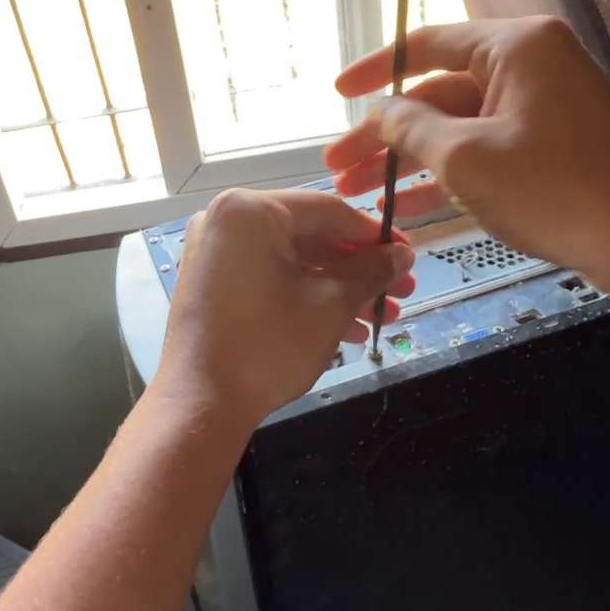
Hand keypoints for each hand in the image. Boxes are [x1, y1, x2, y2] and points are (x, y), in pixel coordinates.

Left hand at [154, 189, 415, 424]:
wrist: (201, 401)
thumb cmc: (267, 346)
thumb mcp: (329, 306)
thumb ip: (370, 273)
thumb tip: (402, 255)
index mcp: (250, 211)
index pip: (327, 209)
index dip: (373, 235)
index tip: (408, 256)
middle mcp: (226, 220)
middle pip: (309, 234)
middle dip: (358, 268)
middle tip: (402, 291)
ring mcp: (215, 251)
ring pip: (291, 260)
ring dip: (338, 287)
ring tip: (382, 317)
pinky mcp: (212, 281)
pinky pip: (268, 275)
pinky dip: (304, 295)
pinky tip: (348, 328)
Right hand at [323, 17, 609, 290]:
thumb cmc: (553, 188)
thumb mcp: (464, 157)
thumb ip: (410, 128)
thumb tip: (381, 111)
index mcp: (515, 46)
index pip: (426, 44)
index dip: (374, 70)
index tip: (336, 93)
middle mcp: (530, 66)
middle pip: (437, 94)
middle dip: (384, 135)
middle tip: (337, 168)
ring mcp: (542, 108)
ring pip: (456, 128)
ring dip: (407, 161)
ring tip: (358, 192)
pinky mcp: (551, 147)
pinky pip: (484, 151)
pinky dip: (446, 175)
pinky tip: (404, 207)